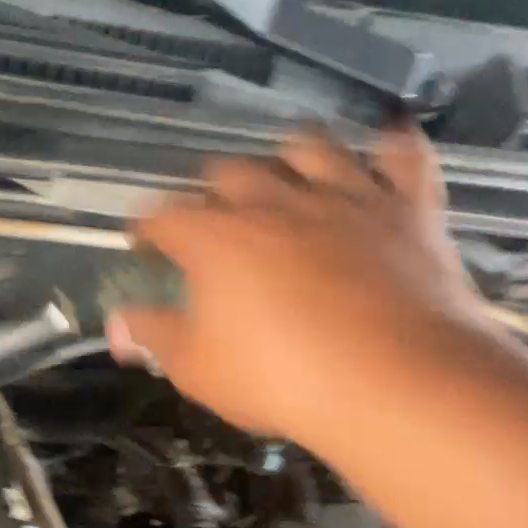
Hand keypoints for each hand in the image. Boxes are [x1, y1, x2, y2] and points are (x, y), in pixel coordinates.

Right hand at [108, 127, 505, 446]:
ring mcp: (347, 196)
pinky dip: (389, 150)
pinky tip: (381, 149)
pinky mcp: (409, 207)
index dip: (147, 226)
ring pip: (311, 148)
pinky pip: (402, 158)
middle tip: (206, 213)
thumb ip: (155, 336)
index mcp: (216, 240)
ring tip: (282, 172)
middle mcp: (276, 202)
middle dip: (209, 189)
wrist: (393, 379)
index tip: (140, 240)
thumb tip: (118, 323)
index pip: (165, 217)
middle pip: (231, 172)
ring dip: (288, 156)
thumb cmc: (277, 378)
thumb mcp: (196, 368)